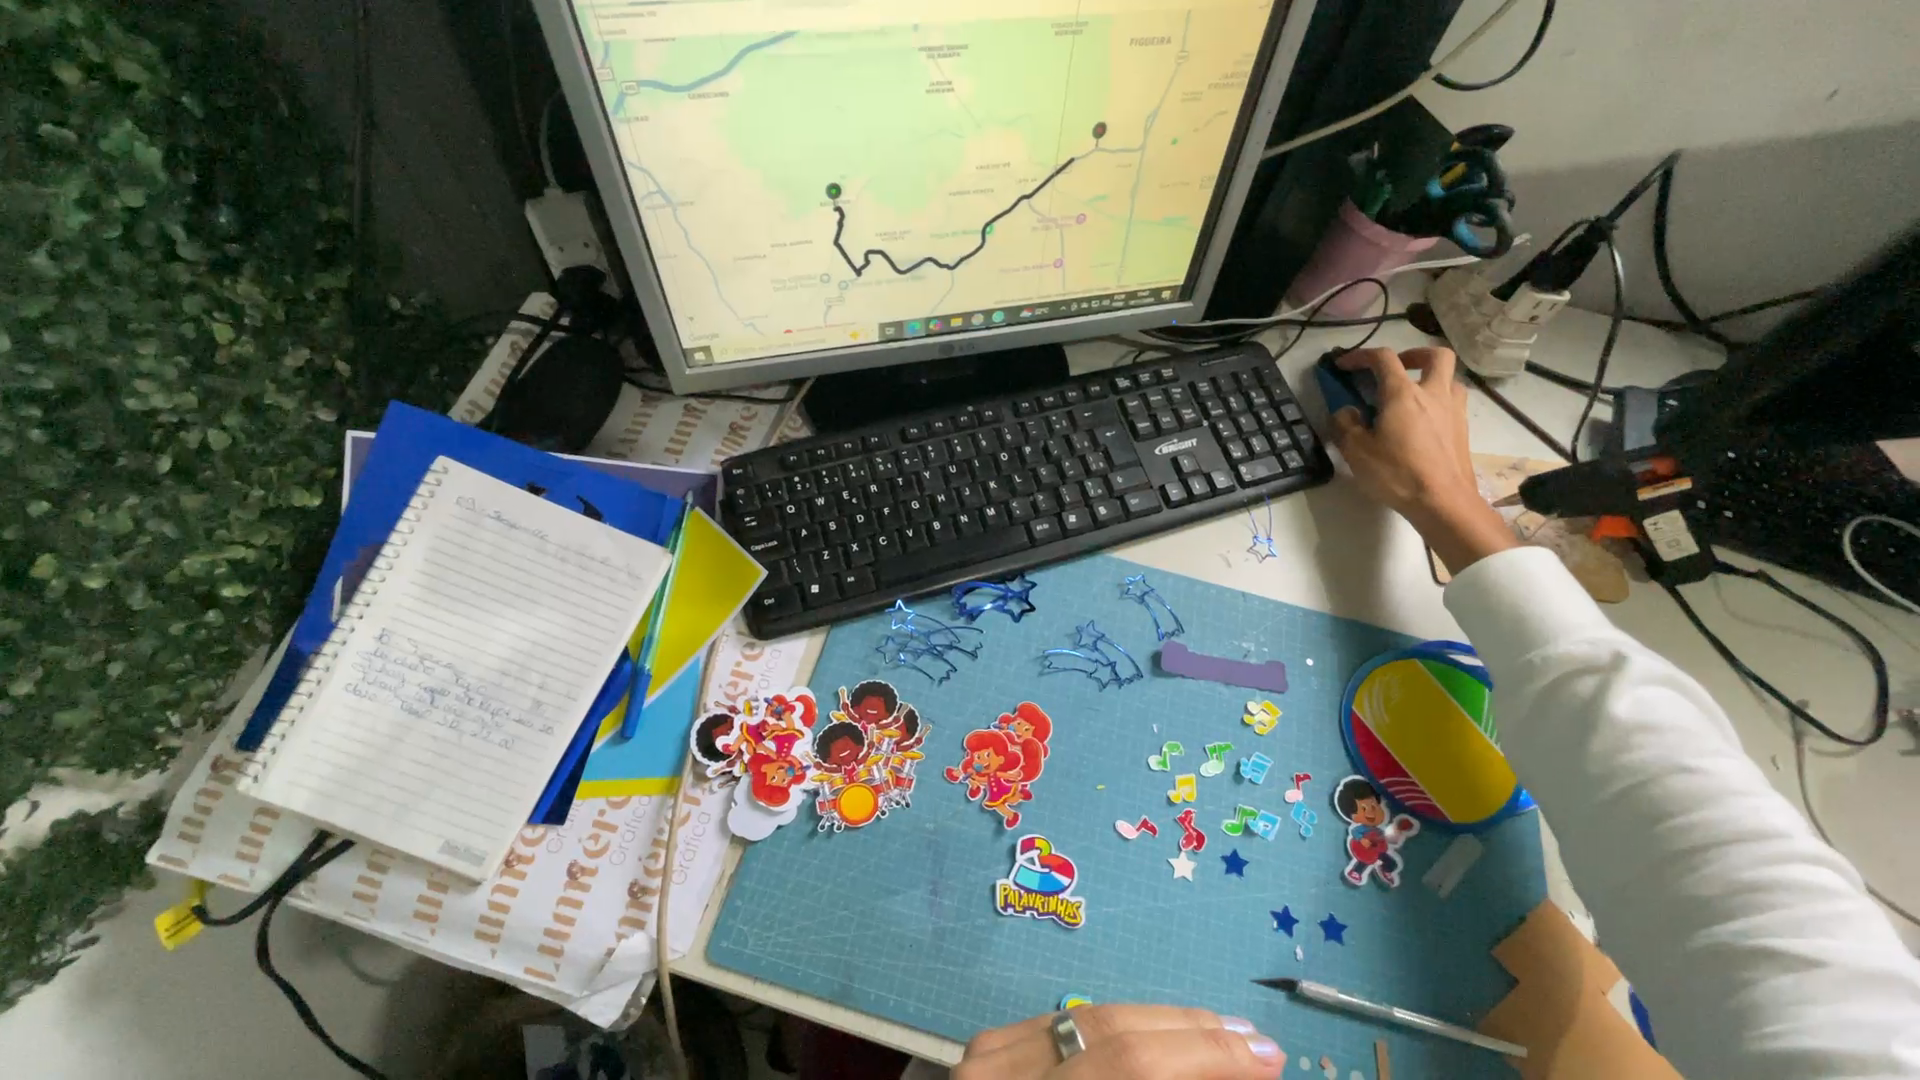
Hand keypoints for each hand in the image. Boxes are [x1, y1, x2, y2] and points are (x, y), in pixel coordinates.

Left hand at [956, 1005, 1283, 1079]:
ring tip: (1218, 1031)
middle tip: (1255, 1043)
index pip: (1134, 1068)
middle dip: (1194, 1033)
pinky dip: (1116, 1025)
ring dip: (1160, 1023)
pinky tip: (1156, 1028)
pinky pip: (1064, 1020)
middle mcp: (1005, 1077)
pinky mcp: (985, 1046)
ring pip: (1089, 1015)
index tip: (1267, 1059)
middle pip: (1112, 1031)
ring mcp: (988, 1056)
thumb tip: (1219, 1079)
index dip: (1205, 1057)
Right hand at [1328, 346, 1517, 572]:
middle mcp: (1433, 394)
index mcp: (1403, 394)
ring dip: (1430, 378)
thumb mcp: (1356, 451)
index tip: (1344, 365)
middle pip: (1435, 355)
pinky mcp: (1462, 429)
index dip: (1361, 355)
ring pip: (1450, 378)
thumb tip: (1347, 412)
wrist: (1443, 501)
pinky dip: (1438, 400)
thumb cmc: (1397, 473)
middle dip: (1413, 354)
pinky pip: (1453, 401)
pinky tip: (1424, 421)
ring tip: (1412, 395)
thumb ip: (1345, 425)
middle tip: (1396, 368)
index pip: (1383, 359)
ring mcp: (1453, 411)